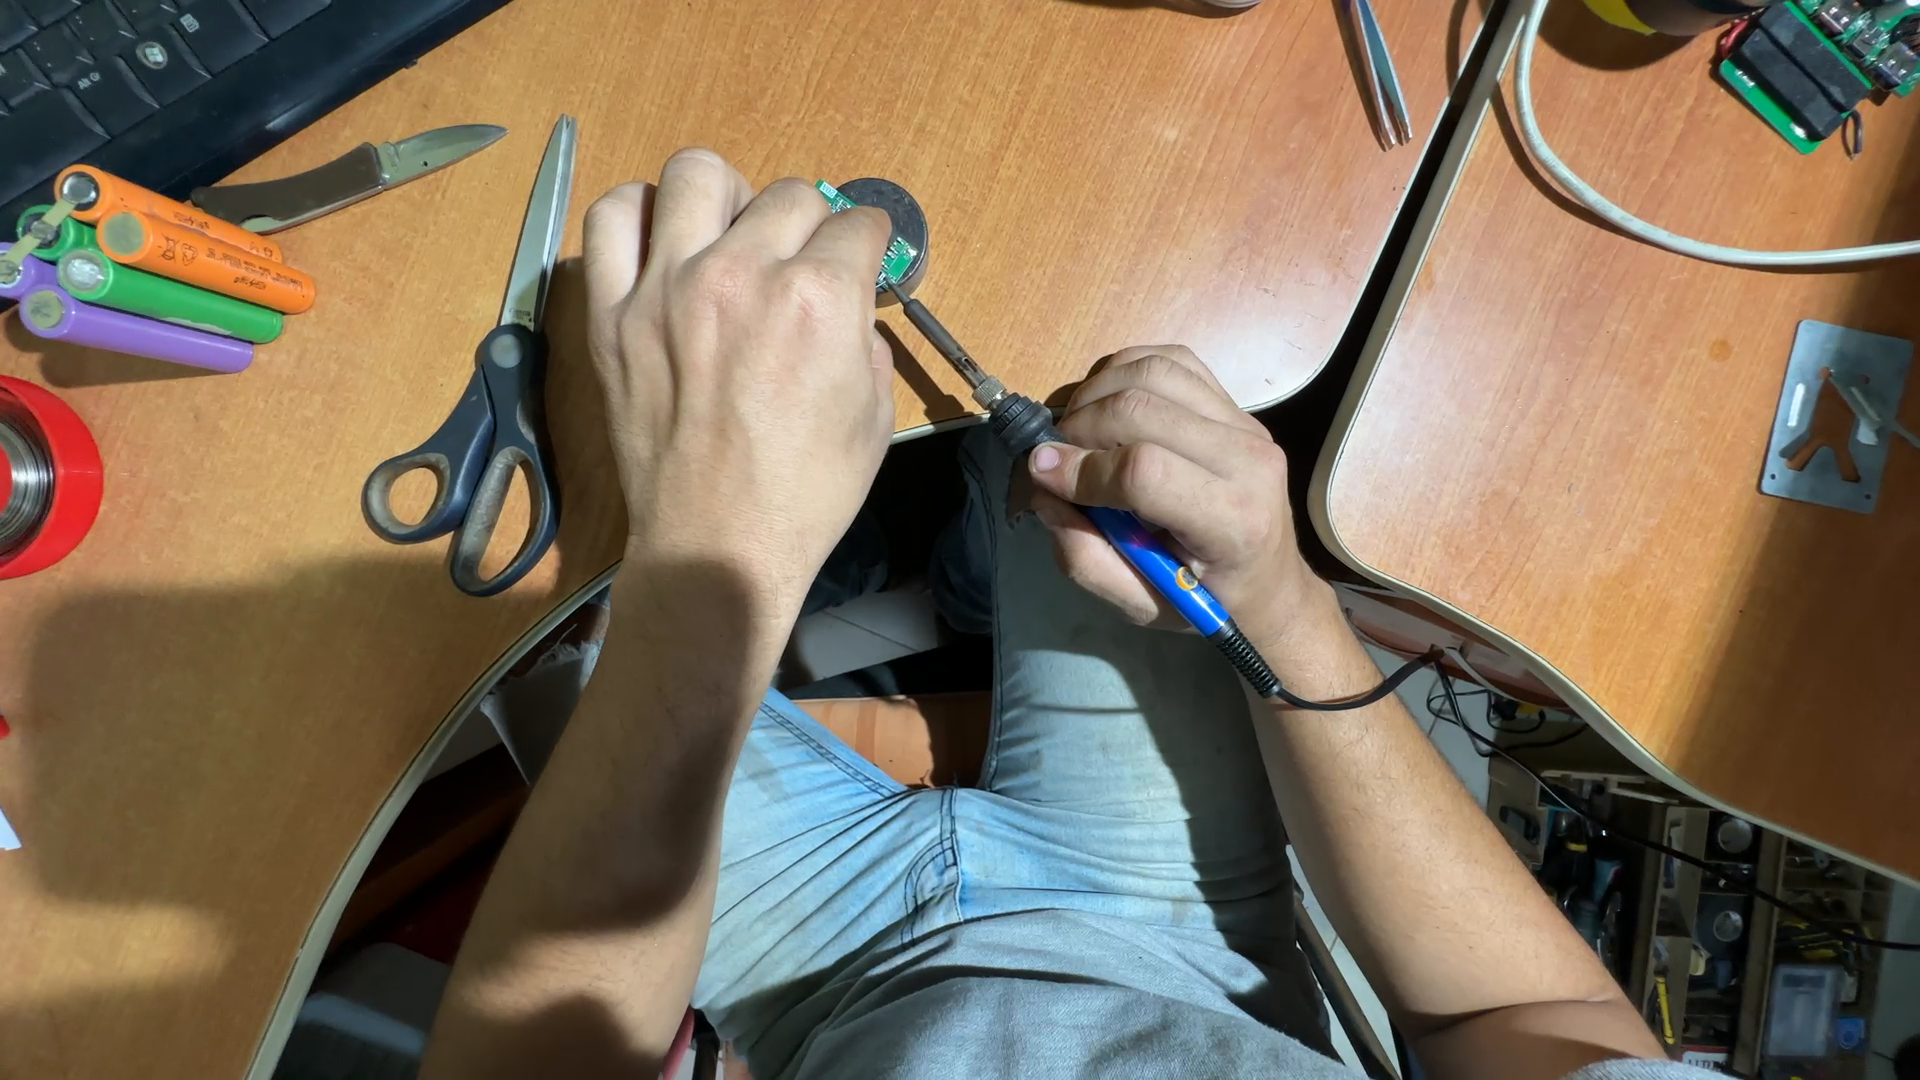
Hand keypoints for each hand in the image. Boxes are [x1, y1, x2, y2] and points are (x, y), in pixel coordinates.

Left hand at [582, 150, 895, 612]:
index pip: (855, 225)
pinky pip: (615, 219)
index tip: (864, 255)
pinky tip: (667, 246)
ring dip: (732, 197)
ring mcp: (669, 287)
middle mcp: (744, 273)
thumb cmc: (809, 496)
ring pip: (698, 175)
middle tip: (806, 264)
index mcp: (820, 301)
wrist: (719, 548)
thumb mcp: (876, 422)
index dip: (870, 240)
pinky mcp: (614, 313)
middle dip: (813, 225)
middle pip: (789, 195)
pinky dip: (645, 216)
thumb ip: (866, 345)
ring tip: (734, 235)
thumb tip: (849, 312)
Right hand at [1025, 346, 1329, 652]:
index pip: (1146, 471)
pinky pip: (1170, 360)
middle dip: (1079, 427)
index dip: (1083, 469)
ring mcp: (1246, 423)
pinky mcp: (1234, 404)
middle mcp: (1249, 459)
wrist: (1267, 580)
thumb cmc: (1204, 601)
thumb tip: (1045, 491)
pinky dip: (1123, 370)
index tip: (1041, 474)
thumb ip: (1086, 559)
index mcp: (1232, 522)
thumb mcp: (1139, 607)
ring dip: (1096, 392)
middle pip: (1142, 409)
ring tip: (1075, 429)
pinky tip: (1105, 403)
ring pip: (1153, 372)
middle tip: (1053, 456)